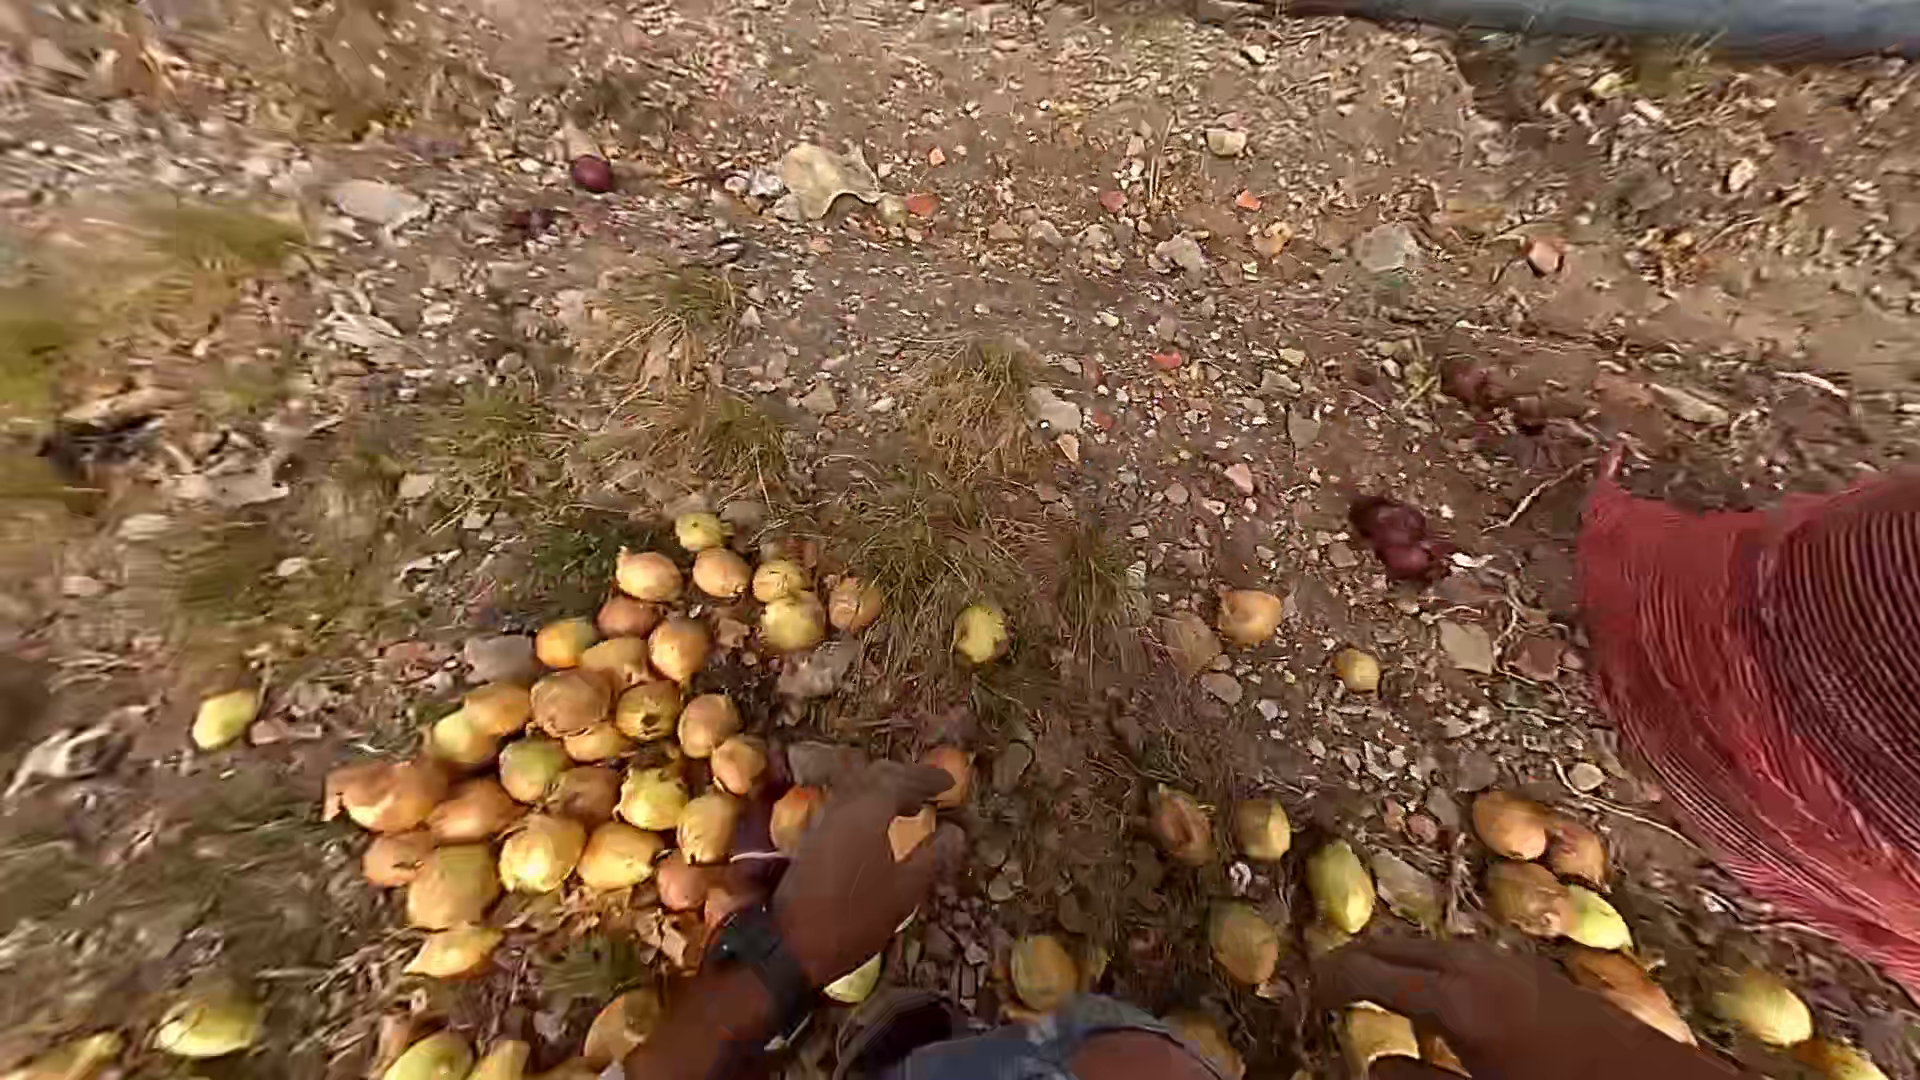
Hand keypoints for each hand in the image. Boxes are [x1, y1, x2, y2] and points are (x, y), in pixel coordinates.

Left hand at [771, 762, 956, 986]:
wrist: (790, 946)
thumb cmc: (854, 918)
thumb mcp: (904, 892)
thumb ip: (931, 856)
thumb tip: (956, 832)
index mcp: (869, 810)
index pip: (903, 779)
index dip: (929, 777)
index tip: (950, 781)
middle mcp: (845, 804)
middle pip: (878, 773)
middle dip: (907, 776)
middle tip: (931, 789)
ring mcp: (826, 818)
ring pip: (861, 785)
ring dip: (887, 787)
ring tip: (911, 806)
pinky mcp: (815, 835)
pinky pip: (849, 801)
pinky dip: (870, 801)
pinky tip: (880, 825)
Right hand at [1314, 938, 1746, 1079]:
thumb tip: (1367, 1063)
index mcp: (1455, 1000)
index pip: (1366, 973)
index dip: (1331, 981)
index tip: (1312, 996)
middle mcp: (1469, 964)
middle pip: (1388, 947)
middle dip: (1353, 962)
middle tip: (1332, 987)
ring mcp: (1503, 962)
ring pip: (1421, 945)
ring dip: (1390, 962)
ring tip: (1377, 992)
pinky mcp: (1531, 971)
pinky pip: (1455, 954)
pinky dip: (1427, 967)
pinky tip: (1439, 1002)